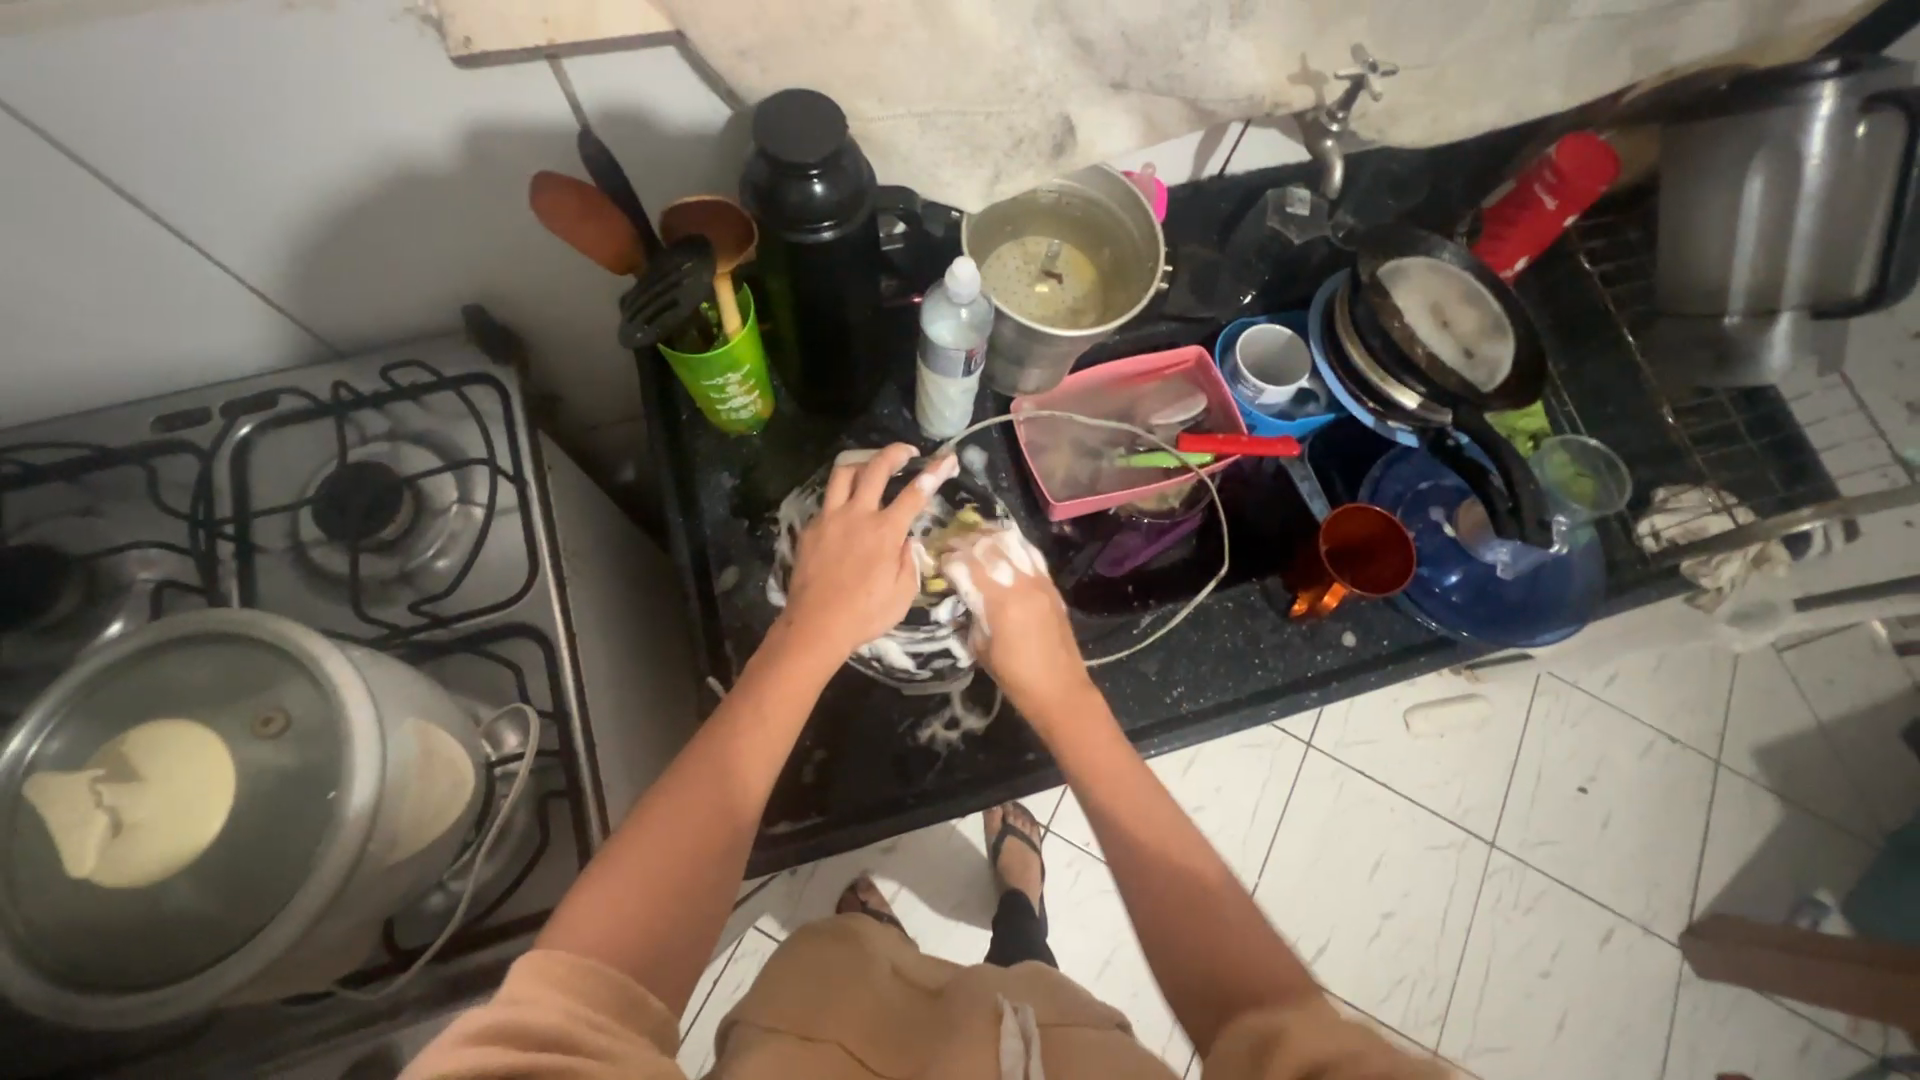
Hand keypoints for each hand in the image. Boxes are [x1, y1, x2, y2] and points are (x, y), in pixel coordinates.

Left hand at [780, 444, 956, 658]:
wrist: (815, 626)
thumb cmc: (865, 615)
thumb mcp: (902, 594)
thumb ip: (909, 561)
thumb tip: (908, 540)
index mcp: (885, 531)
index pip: (916, 493)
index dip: (935, 472)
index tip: (948, 458)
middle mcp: (857, 515)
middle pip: (876, 468)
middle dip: (895, 453)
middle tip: (907, 452)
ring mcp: (829, 518)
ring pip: (844, 474)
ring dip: (862, 464)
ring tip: (872, 467)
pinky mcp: (810, 529)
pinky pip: (828, 501)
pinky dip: (842, 497)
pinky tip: (847, 510)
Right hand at [939, 527, 1094, 720]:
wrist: (1059, 689)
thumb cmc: (1015, 676)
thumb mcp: (980, 648)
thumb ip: (970, 616)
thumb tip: (962, 598)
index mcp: (1000, 602)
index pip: (967, 566)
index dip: (949, 560)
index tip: (938, 560)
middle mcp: (1021, 584)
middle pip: (989, 547)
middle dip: (965, 542)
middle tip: (950, 543)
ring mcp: (1039, 581)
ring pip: (1013, 543)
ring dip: (990, 536)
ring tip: (973, 536)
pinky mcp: (1051, 586)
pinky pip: (1031, 554)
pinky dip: (1014, 544)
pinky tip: (1003, 542)